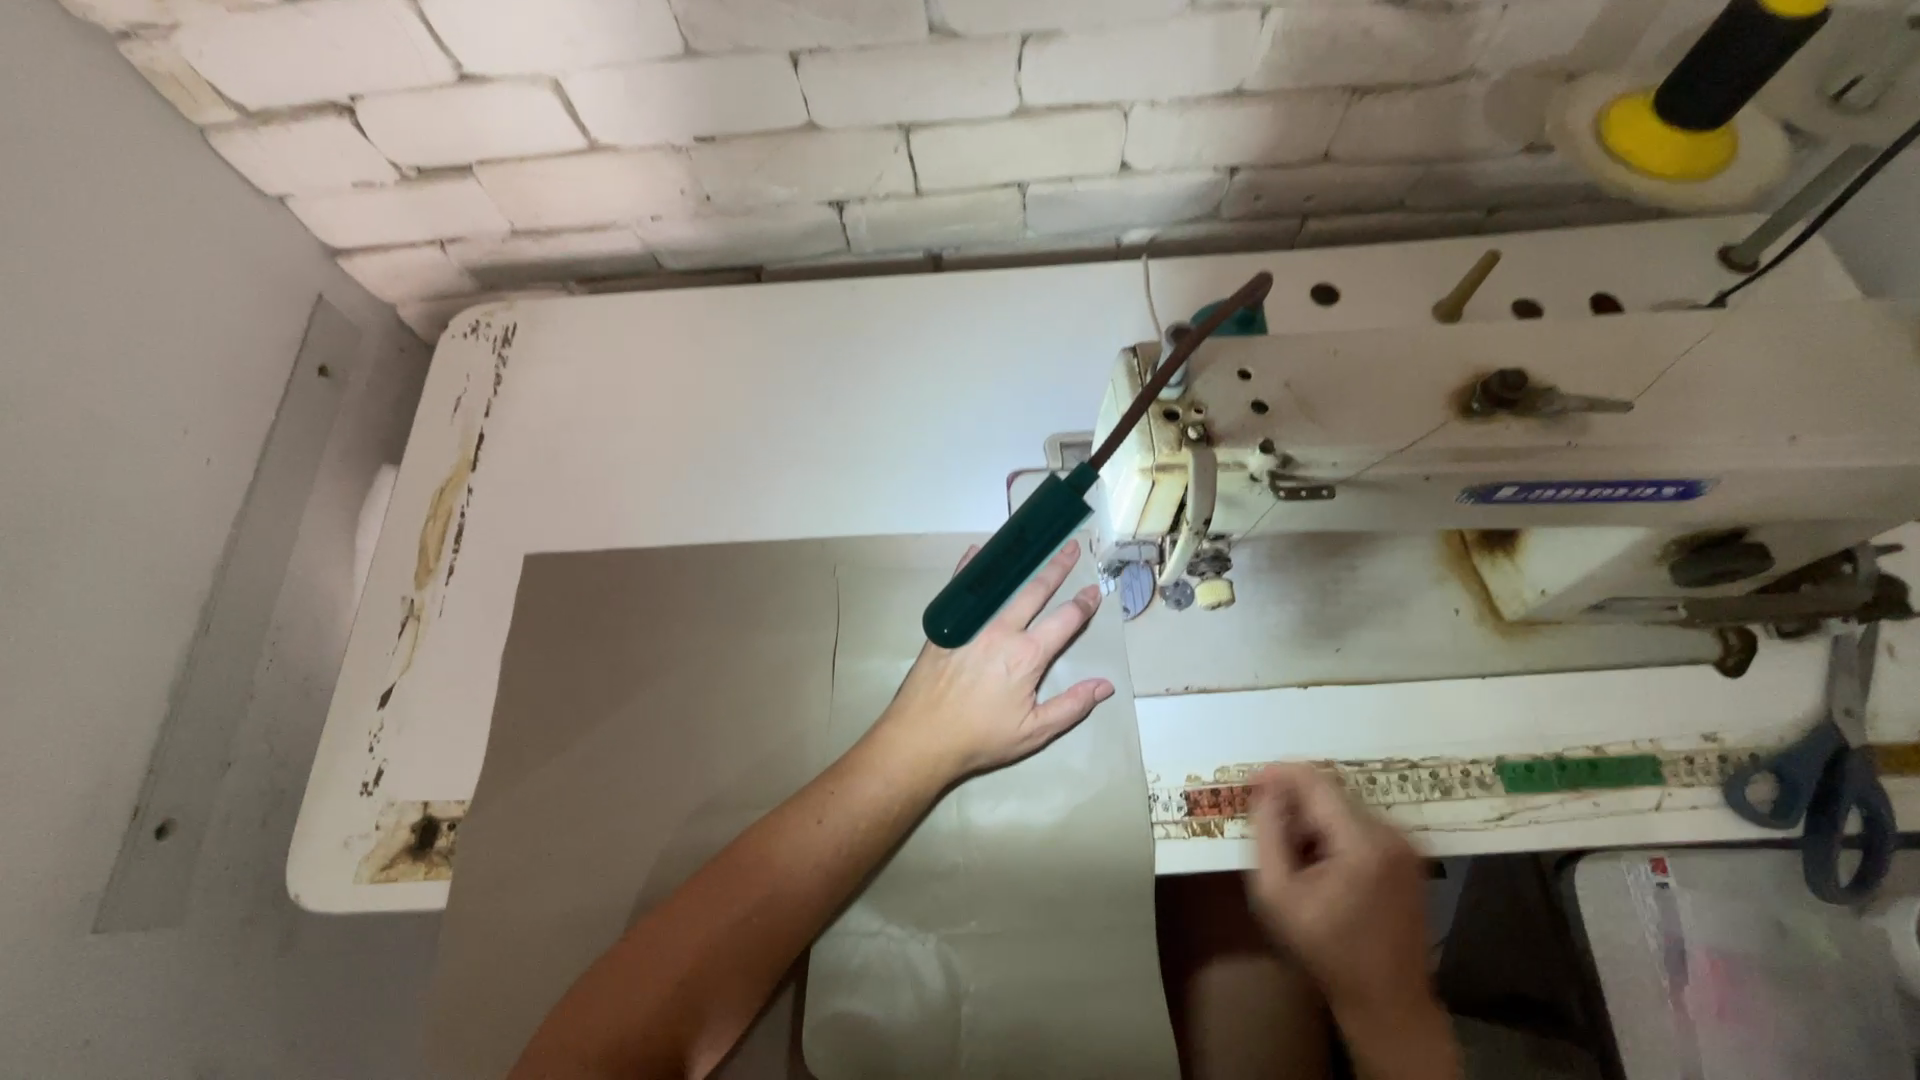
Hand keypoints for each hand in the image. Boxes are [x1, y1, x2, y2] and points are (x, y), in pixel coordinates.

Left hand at [874, 541, 1114, 780]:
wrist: (921, 737)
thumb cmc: (980, 738)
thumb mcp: (1033, 732)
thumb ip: (1071, 707)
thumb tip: (1104, 686)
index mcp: (1027, 655)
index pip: (1065, 621)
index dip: (1084, 605)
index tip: (1094, 591)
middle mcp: (1001, 631)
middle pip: (1035, 591)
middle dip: (1057, 568)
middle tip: (1070, 547)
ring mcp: (971, 625)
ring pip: (999, 585)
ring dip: (1019, 564)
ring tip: (1032, 544)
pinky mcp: (945, 628)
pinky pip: (960, 591)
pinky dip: (969, 570)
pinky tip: (976, 553)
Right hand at [1247, 765, 1433, 1021]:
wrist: (1387, 999)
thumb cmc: (1325, 950)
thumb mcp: (1277, 893)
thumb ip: (1267, 834)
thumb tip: (1265, 790)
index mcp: (1363, 842)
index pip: (1316, 781)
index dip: (1279, 774)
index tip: (1249, 782)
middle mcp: (1391, 833)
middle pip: (1330, 792)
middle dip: (1293, 801)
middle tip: (1265, 827)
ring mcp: (1405, 845)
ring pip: (1344, 806)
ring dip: (1312, 818)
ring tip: (1292, 853)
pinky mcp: (1408, 856)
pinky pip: (1360, 824)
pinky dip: (1333, 832)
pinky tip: (1318, 863)